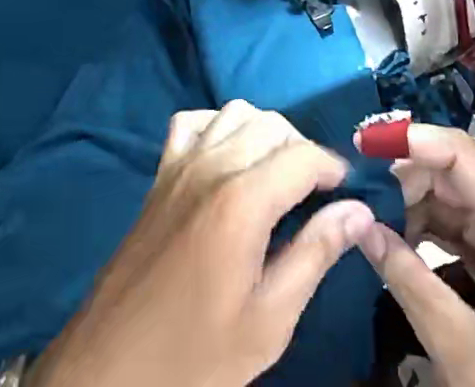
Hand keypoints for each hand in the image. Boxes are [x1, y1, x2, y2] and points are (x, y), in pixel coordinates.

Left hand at [30, 101, 376, 386]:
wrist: (115, 363)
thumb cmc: (197, 352)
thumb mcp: (269, 319)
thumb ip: (316, 253)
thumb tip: (359, 210)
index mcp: (241, 201)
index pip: (303, 155)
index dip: (333, 168)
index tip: (345, 194)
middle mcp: (210, 166)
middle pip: (272, 125)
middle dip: (303, 150)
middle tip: (315, 193)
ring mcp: (180, 164)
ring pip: (235, 113)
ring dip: (265, 133)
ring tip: (277, 175)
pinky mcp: (160, 173)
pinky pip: (193, 122)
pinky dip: (219, 126)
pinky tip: (229, 157)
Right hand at [356, 124, 474, 386]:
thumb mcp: (465, 350)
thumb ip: (409, 281)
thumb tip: (359, 225)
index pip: (461, 154)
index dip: (410, 138)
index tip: (361, 143)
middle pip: (455, 171)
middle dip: (403, 174)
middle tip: (355, 193)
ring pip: (455, 197)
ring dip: (411, 202)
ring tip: (367, 216)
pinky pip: (464, 227)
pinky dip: (428, 227)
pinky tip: (396, 239)